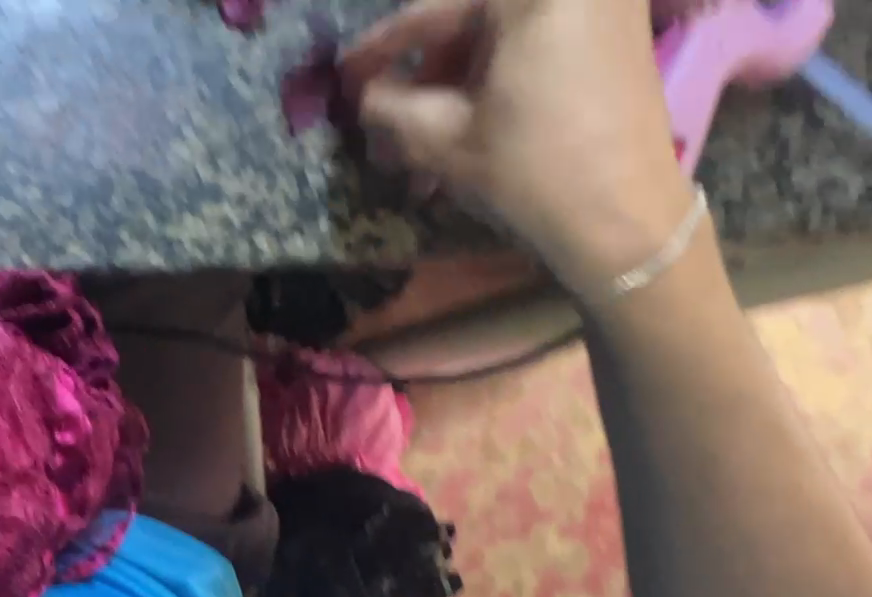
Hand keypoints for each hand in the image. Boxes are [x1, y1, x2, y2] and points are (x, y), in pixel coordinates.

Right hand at [342, 0, 697, 297]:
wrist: (619, 206)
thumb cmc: (524, 166)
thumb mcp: (439, 136)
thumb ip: (389, 102)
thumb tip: (366, 89)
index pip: (438, 6)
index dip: (384, 42)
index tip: (346, 71)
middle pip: (474, 14)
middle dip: (424, 64)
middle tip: (386, 109)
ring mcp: (603, 4)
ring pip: (500, 32)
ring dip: (452, 79)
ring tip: (420, 135)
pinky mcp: (614, 33)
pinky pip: (532, 42)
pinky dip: (490, 77)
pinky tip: (463, 124)